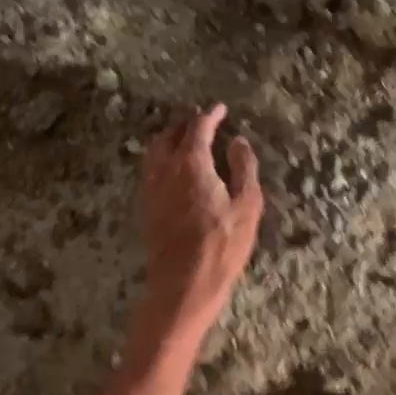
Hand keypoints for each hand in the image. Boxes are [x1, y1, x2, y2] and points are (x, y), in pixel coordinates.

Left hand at [136, 104, 262, 340]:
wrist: (183, 285)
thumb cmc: (222, 245)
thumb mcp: (247, 205)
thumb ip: (243, 168)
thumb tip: (237, 142)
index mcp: (191, 164)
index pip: (198, 128)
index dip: (210, 115)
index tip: (220, 109)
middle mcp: (166, 170)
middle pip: (170, 136)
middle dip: (186, 124)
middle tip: (202, 120)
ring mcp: (152, 189)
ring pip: (155, 152)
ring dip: (169, 139)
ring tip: (185, 139)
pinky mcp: (148, 207)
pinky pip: (151, 169)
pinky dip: (162, 158)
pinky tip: (174, 168)